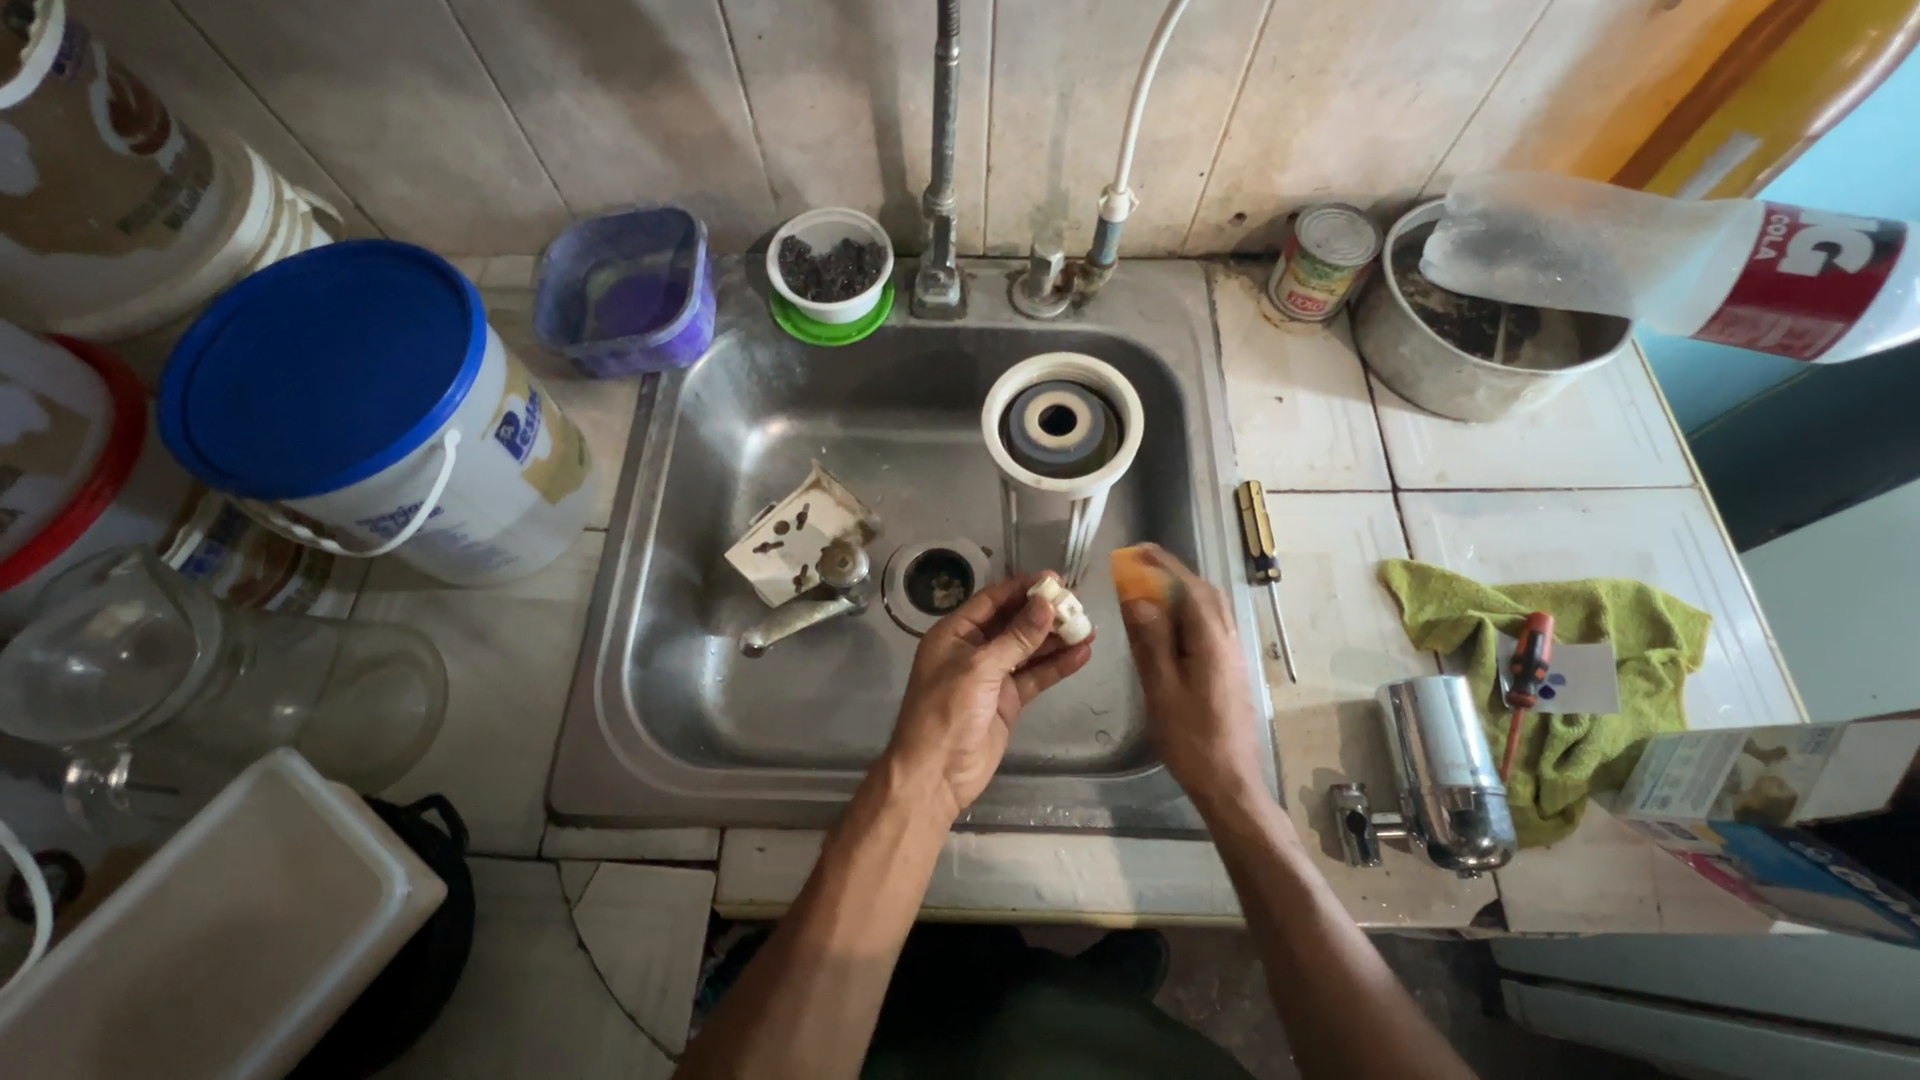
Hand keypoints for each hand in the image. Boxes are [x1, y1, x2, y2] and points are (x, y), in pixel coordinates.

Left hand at [882, 573, 1094, 822]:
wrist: (936, 773)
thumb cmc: (947, 711)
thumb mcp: (980, 667)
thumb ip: (1016, 637)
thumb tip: (1046, 604)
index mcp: (954, 634)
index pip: (992, 600)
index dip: (1023, 589)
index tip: (1056, 580)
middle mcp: (972, 650)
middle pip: (1013, 623)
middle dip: (1044, 614)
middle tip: (1078, 605)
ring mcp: (991, 676)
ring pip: (1027, 650)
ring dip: (1055, 639)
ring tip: (1088, 627)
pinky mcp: (1007, 701)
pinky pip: (1034, 676)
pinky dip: (1056, 666)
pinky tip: (1081, 654)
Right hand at [1117, 545, 1266, 809]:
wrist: (1230, 781)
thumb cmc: (1191, 739)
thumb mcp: (1161, 689)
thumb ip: (1151, 641)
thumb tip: (1140, 599)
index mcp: (1211, 642)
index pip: (1190, 588)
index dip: (1164, 565)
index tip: (1137, 550)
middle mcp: (1229, 641)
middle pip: (1205, 594)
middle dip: (1173, 574)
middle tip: (1140, 568)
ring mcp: (1235, 656)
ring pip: (1211, 610)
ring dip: (1183, 592)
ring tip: (1150, 592)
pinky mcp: (1232, 671)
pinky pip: (1211, 627)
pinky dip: (1189, 613)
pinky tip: (1169, 628)